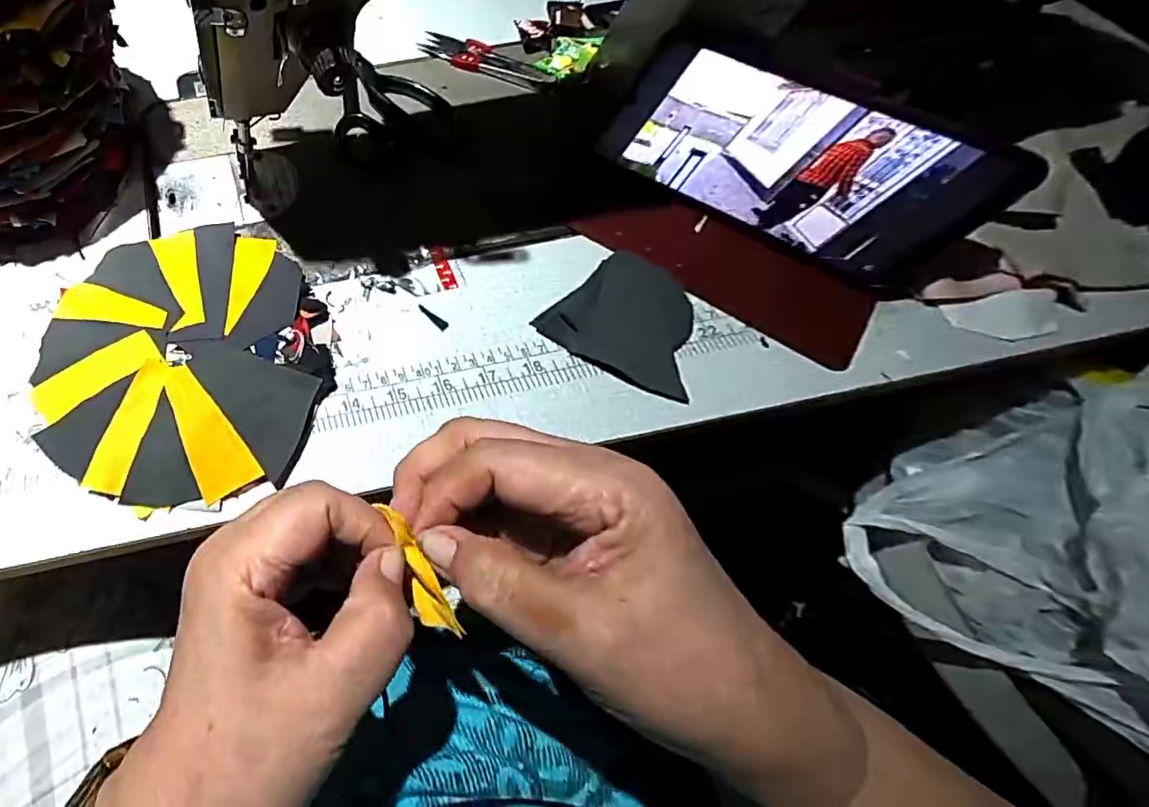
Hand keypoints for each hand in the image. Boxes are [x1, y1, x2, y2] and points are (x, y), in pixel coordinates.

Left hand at [99, 482, 410, 805]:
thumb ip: (378, 619)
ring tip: (378, 599)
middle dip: (361, 538)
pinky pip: (301, 555)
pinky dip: (335, 572)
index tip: (398, 572)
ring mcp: (234, 567)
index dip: (368, 525)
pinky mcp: (244, 588)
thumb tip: (396, 563)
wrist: (193, 803)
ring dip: (351, 556)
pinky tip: (354, 607)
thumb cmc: (249, 755)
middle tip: (394, 584)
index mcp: (236, 561)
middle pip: (313, 508)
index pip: (319, 500)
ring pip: (310, 528)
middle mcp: (229, 549)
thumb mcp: (332, 691)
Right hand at [390, 419, 865, 800]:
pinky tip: (449, 549)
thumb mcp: (584, 635)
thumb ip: (500, 583)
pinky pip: (504, 505)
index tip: (408, 540)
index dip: (442, 488)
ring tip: (417, 540)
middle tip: (401, 527)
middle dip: (434, 474)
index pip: (497, 455)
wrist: (748, 709)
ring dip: (447, 494)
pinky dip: (469, 520)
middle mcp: (589, 470)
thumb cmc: (681, 671)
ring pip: (491, 465)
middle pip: (489, 440)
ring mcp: (578, 494)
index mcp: (605, 480)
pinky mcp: (568, 524)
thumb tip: (430, 544)